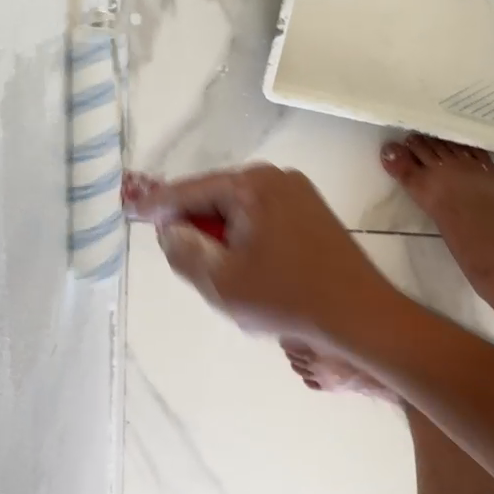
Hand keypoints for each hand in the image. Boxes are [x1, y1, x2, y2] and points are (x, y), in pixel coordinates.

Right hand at [122, 166, 399, 341]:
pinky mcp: (313, 214)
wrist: (361, 316)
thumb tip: (169, 229)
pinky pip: (263, 219)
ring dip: (223, 237)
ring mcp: (299, 193)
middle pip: (215, 197)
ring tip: (225, 277)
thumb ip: (183, 251)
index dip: (158, 206)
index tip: (132, 212)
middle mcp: (276, 178)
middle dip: (197, 227)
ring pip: (239, 211)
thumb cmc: (286, 298)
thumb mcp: (220, 282)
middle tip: (189, 264)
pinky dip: (246, 239)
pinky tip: (252, 272)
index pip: (189, 191)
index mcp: (251, 185)